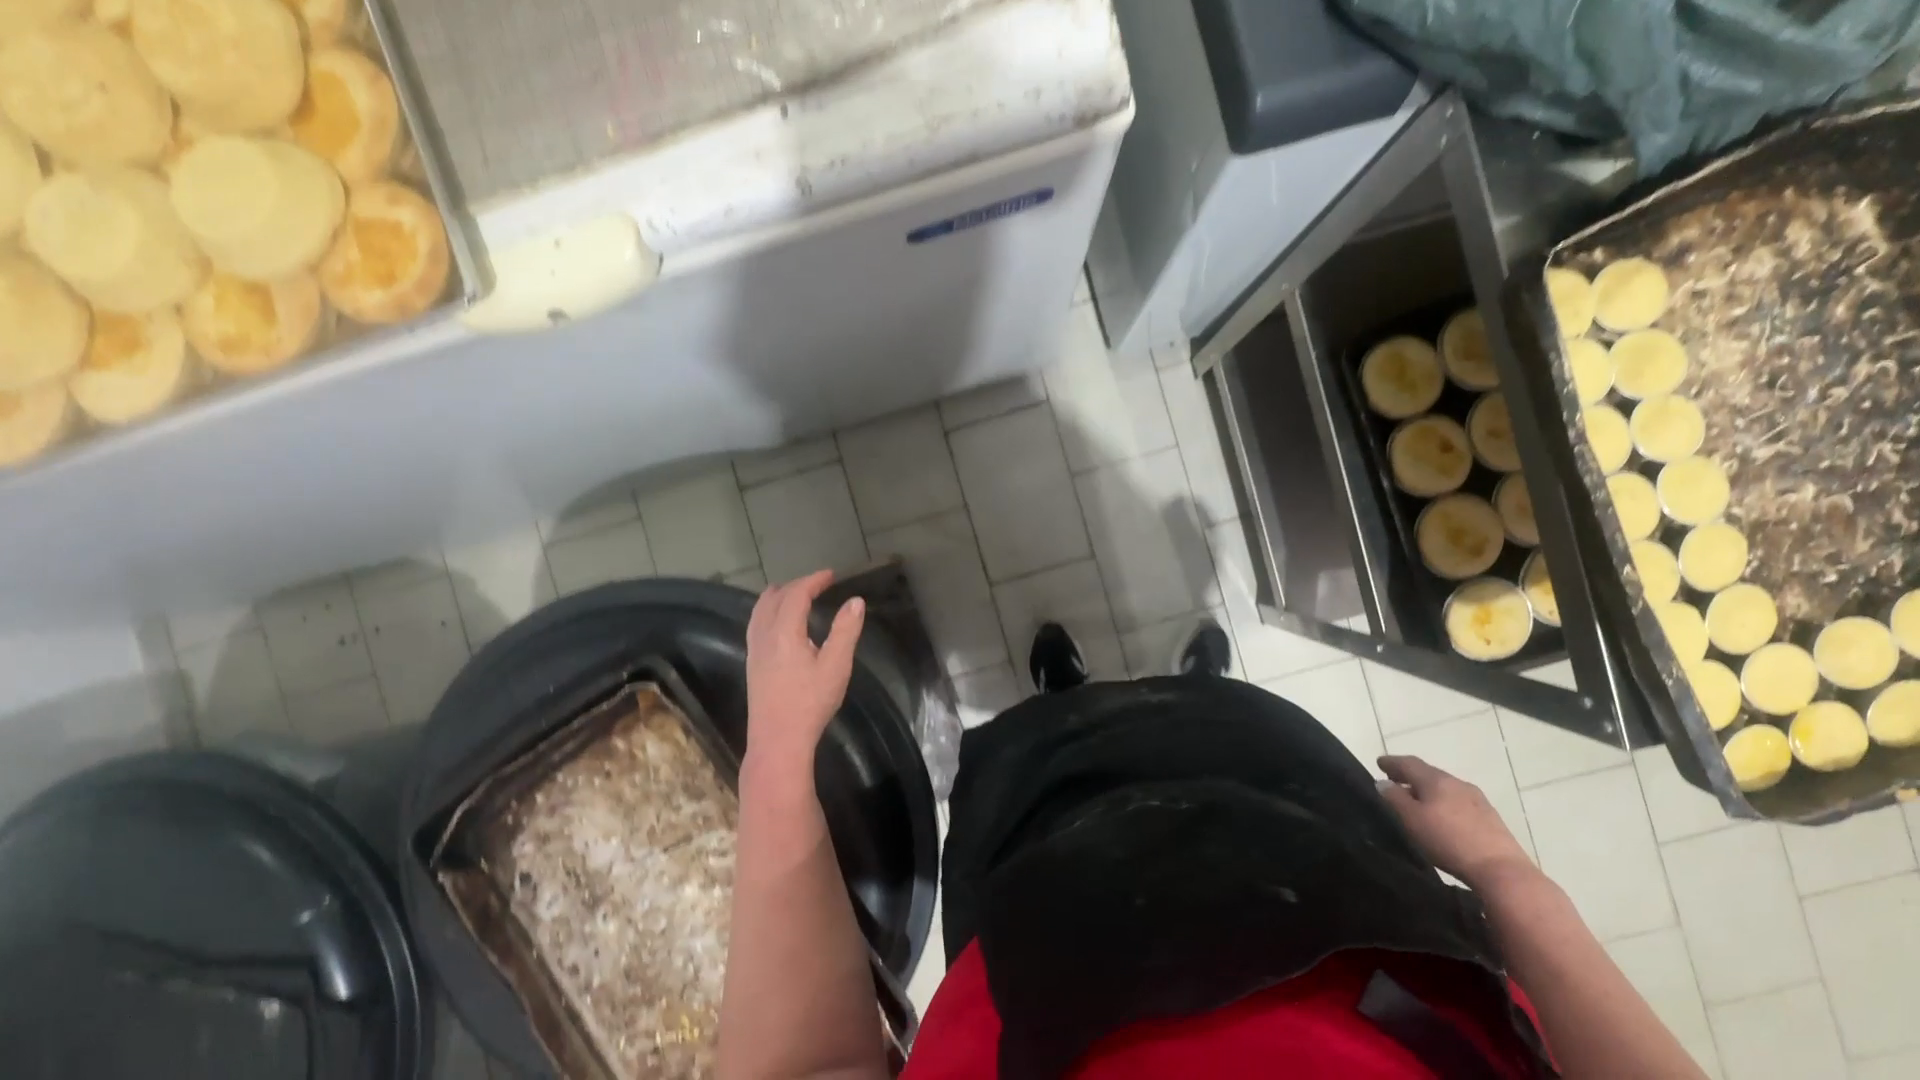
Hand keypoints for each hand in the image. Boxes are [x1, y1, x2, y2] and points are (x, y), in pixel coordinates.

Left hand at [744, 570, 864, 779]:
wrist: (778, 740)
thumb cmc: (810, 703)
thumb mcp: (836, 666)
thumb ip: (845, 631)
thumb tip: (855, 601)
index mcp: (785, 631)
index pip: (797, 594)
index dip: (813, 580)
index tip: (830, 575)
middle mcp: (764, 635)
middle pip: (775, 598)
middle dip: (796, 586)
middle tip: (817, 584)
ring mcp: (754, 650)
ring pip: (760, 610)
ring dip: (778, 597)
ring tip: (793, 595)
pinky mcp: (752, 664)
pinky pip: (756, 624)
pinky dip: (768, 612)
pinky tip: (777, 625)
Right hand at [1378, 754, 1535, 888]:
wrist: (1501, 869)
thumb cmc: (1448, 841)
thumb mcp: (1412, 820)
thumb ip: (1394, 799)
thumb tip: (1383, 783)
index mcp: (1436, 780)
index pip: (1409, 763)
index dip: (1392, 762)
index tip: (1379, 762)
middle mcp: (1457, 783)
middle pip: (1429, 773)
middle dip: (1409, 775)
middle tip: (1394, 780)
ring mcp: (1477, 799)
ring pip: (1445, 788)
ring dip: (1428, 790)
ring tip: (1416, 801)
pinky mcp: (1489, 817)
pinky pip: (1458, 801)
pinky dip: (1444, 802)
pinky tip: (1442, 817)